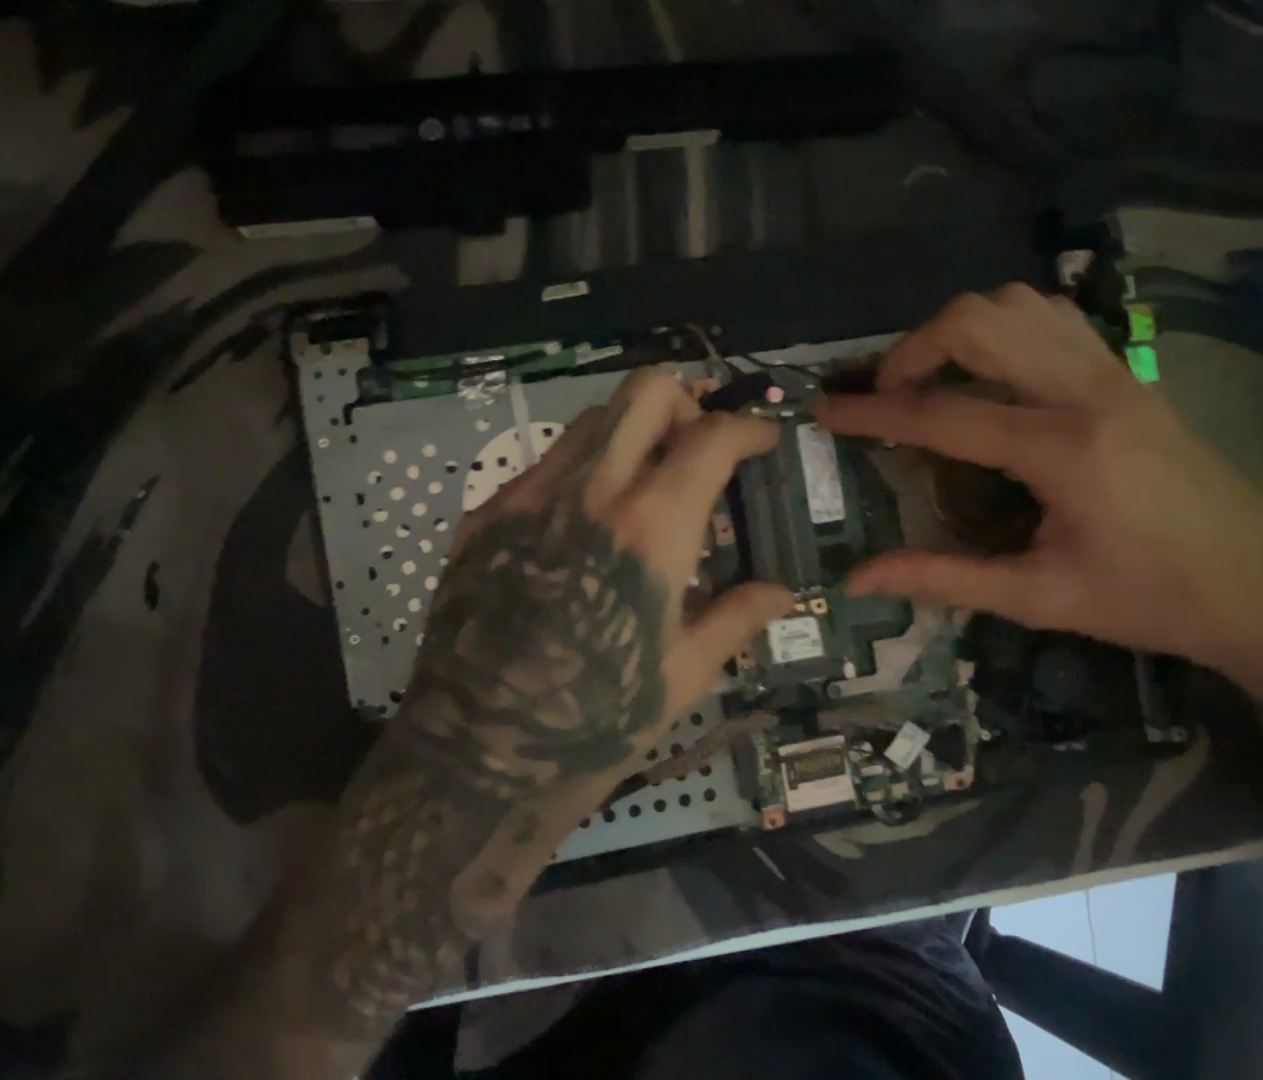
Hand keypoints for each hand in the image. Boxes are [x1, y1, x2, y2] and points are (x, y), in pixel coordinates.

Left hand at [402, 367, 793, 812]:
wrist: (478, 753)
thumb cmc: (595, 723)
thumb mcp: (683, 676)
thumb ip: (737, 617)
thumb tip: (784, 592)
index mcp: (648, 530)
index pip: (709, 438)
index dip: (748, 428)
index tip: (763, 439)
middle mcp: (586, 493)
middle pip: (644, 393)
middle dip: (685, 402)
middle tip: (699, 446)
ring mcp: (525, 497)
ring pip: (589, 421)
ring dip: (631, 433)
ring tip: (646, 484)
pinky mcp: (483, 517)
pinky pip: (544, 466)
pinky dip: (582, 473)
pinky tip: (586, 529)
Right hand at [815, 286, 1262, 692]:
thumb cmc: (1151, 601)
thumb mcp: (1038, 599)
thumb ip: (941, 579)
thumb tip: (857, 579)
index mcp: (1062, 450)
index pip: (941, 413)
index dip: (872, 412)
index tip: (824, 412)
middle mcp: (1087, 391)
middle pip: (979, 323)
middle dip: (912, 348)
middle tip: (883, 394)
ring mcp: (1116, 373)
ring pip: (1019, 305)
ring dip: (959, 329)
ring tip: (930, 377)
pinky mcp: (1131, 375)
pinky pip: (1055, 320)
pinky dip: (1006, 327)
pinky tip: (991, 372)